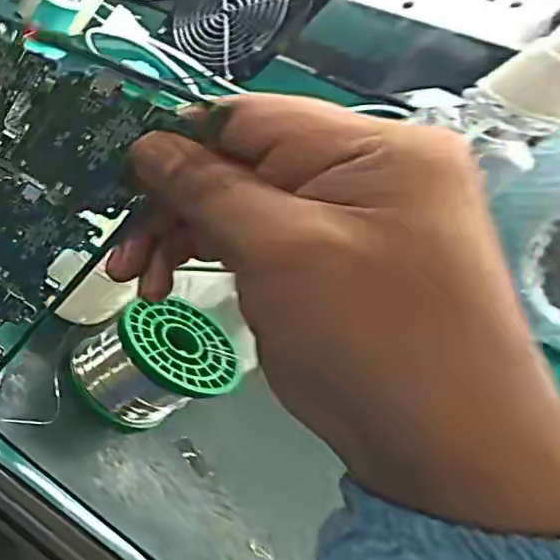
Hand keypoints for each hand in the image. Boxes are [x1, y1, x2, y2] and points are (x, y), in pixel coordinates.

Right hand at [107, 95, 559, 535]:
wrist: (438, 441)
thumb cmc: (370, 334)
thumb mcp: (277, 249)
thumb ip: (206, 186)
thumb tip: (145, 143)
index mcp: (369, 149)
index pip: (246, 118)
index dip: (175, 142)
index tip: (120, 178)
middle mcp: (353, 171)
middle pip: (227, 164)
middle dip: (167, 205)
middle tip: (124, 252)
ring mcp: (332, 216)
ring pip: (223, 202)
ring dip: (172, 236)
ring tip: (135, 279)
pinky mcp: (311, 255)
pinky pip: (238, 235)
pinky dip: (195, 256)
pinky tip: (163, 286)